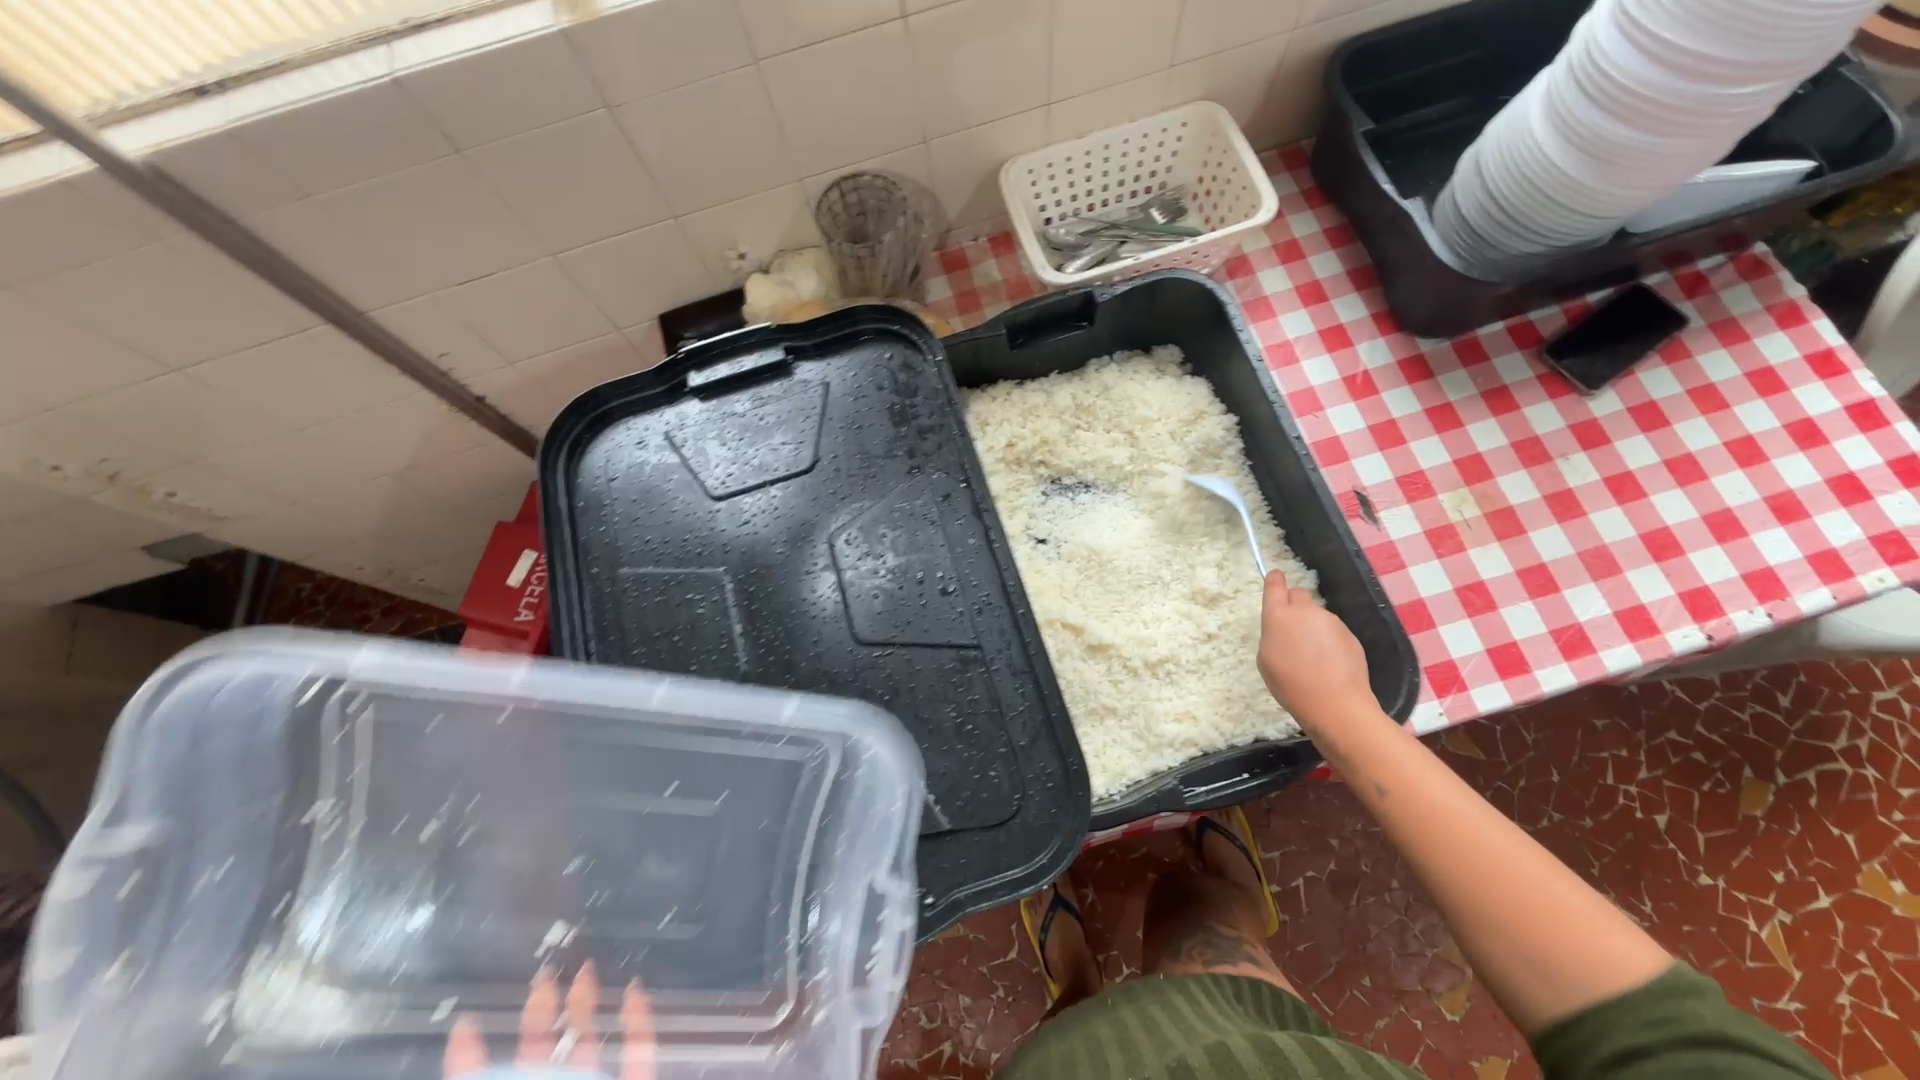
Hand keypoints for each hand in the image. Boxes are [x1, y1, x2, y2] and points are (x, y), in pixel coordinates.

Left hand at [444, 961, 654, 1078]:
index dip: (482, 1043)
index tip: (476, 1010)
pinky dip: (640, 1022)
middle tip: (546, 969)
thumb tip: (460, 1027)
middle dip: (547, 1007)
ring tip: (586, 969)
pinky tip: (634, 990)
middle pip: (547, 1047)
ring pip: (591, 1043)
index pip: (495, 1070)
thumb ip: (473, 1070)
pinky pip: (640, 1054)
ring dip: (589, 1004)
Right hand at [1257, 571, 1374, 730]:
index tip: (1275, 577)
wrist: (1335, 703)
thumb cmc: (1290, 684)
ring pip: (1317, 615)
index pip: (1276, 586)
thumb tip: (1284, 629)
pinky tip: (1329, 662)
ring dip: (1312, 626)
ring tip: (1313, 655)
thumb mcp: (1266, 660)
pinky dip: (1328, 640)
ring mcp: (1330, 621)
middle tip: (1293, 629)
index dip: (1275, 580)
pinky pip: (1333, 630)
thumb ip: (1273, 635)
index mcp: (1278, 616)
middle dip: (1294, 605)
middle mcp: (1304, 611)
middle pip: (1299, 595)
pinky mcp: (1348, 633)